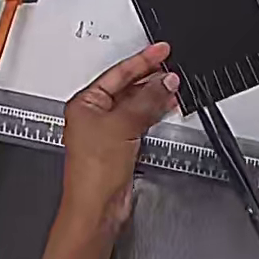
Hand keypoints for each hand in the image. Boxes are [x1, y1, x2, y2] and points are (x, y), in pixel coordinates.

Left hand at [60, 43, 178, 231]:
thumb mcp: (122, 125)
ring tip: (174, 85)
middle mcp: (93, 115)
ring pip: (135, 104)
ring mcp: (107, 130)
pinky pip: (140, 120)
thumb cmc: (93, 173)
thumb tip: (164, 81)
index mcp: (85, 103)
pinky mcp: (120, 145)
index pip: (117, 73)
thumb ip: (146, 101)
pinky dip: (153, 112)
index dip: (141, 60)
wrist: (97, 208)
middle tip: (171, 67)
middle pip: (126, 87)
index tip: (160, 50)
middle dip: (150, 77)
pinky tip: (165, 106)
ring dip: (154, 95)